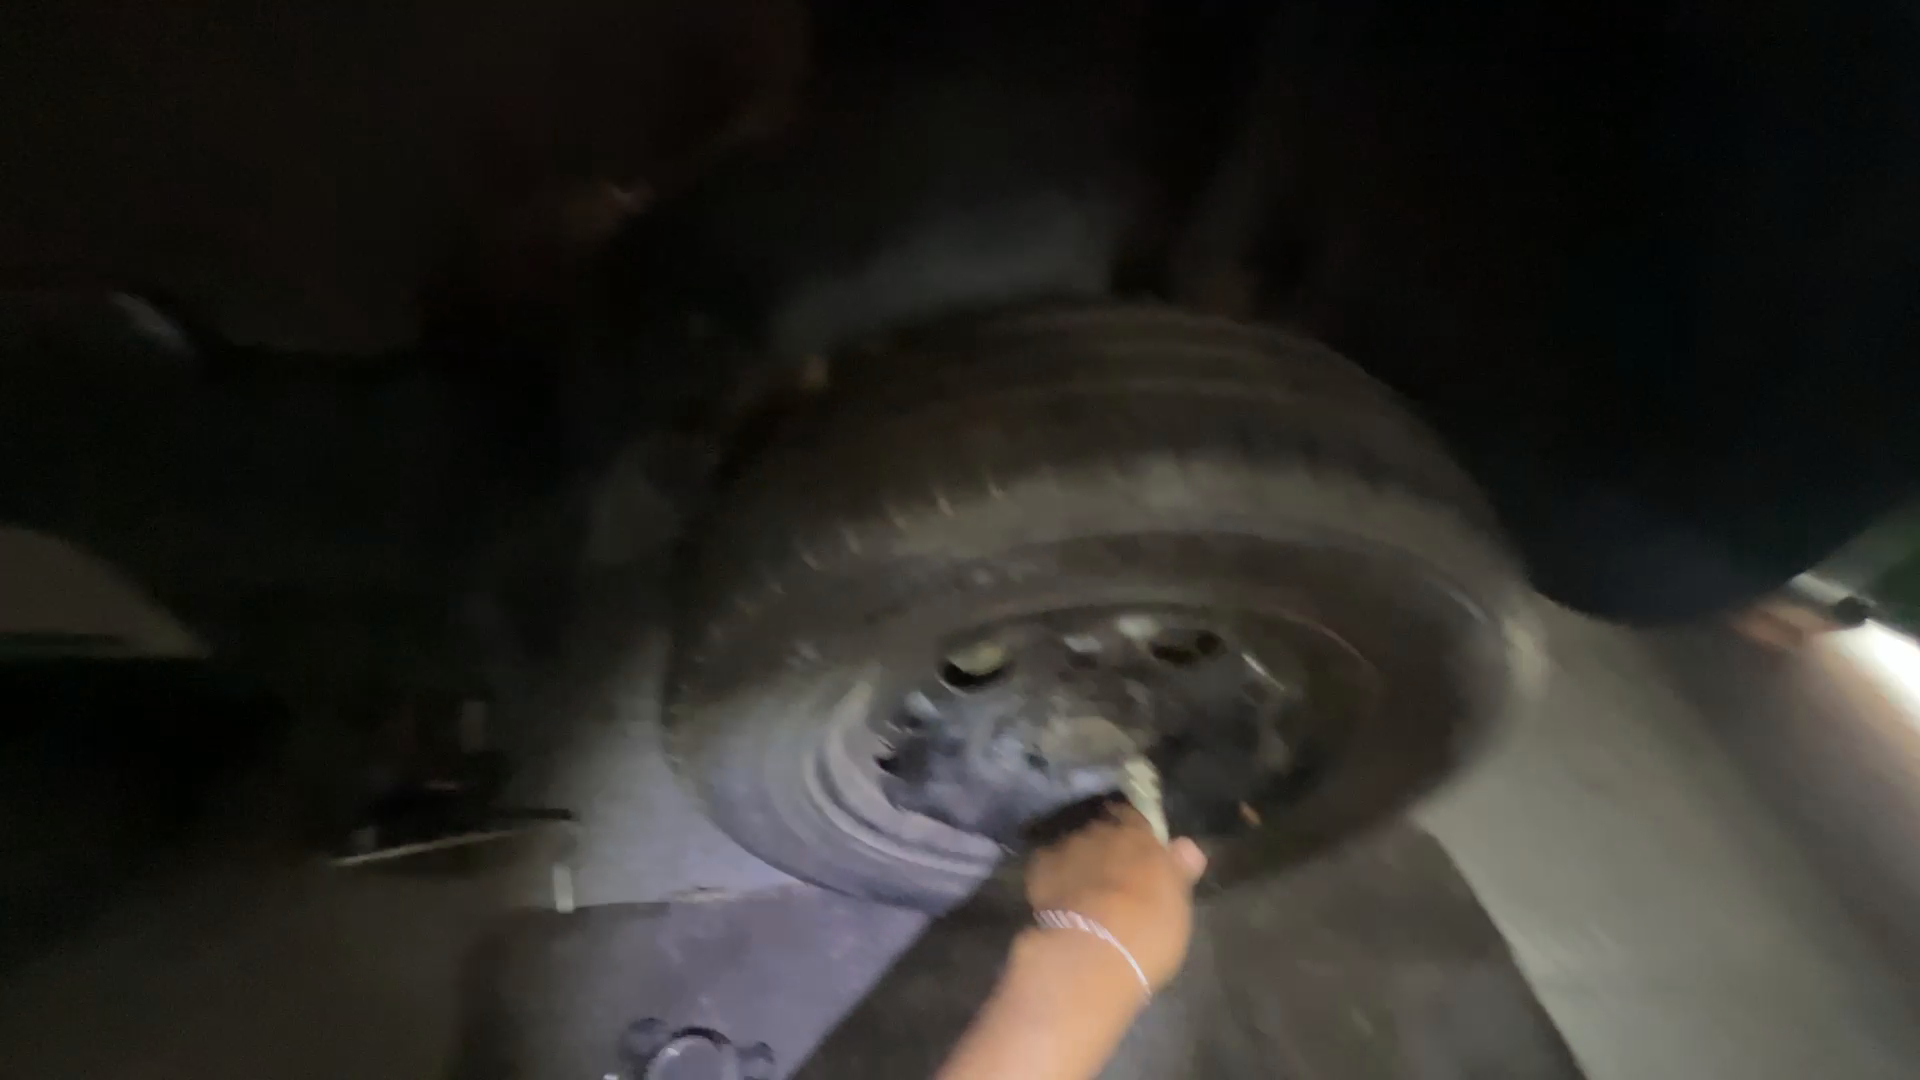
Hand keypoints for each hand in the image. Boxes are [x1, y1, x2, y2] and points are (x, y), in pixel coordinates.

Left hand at [1024, 804, 1207, 989]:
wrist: (1094, 951)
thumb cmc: (1148, 930)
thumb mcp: (1177, 903)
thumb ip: (1178, 868)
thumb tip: (1186, 845)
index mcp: (1138, 835)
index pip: (1136, 818)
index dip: (1136, 831)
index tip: (1138, 849)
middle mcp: (1101, 832)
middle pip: (1103, 832)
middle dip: (1106, 848)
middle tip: (1113, 876)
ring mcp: (1068, 847)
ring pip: (1075, 848)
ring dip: (1080, 862)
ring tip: (1085, 892)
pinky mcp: (1040, 867)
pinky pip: (1048, 865)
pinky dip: (1053, 876)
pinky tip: (1058, 899)